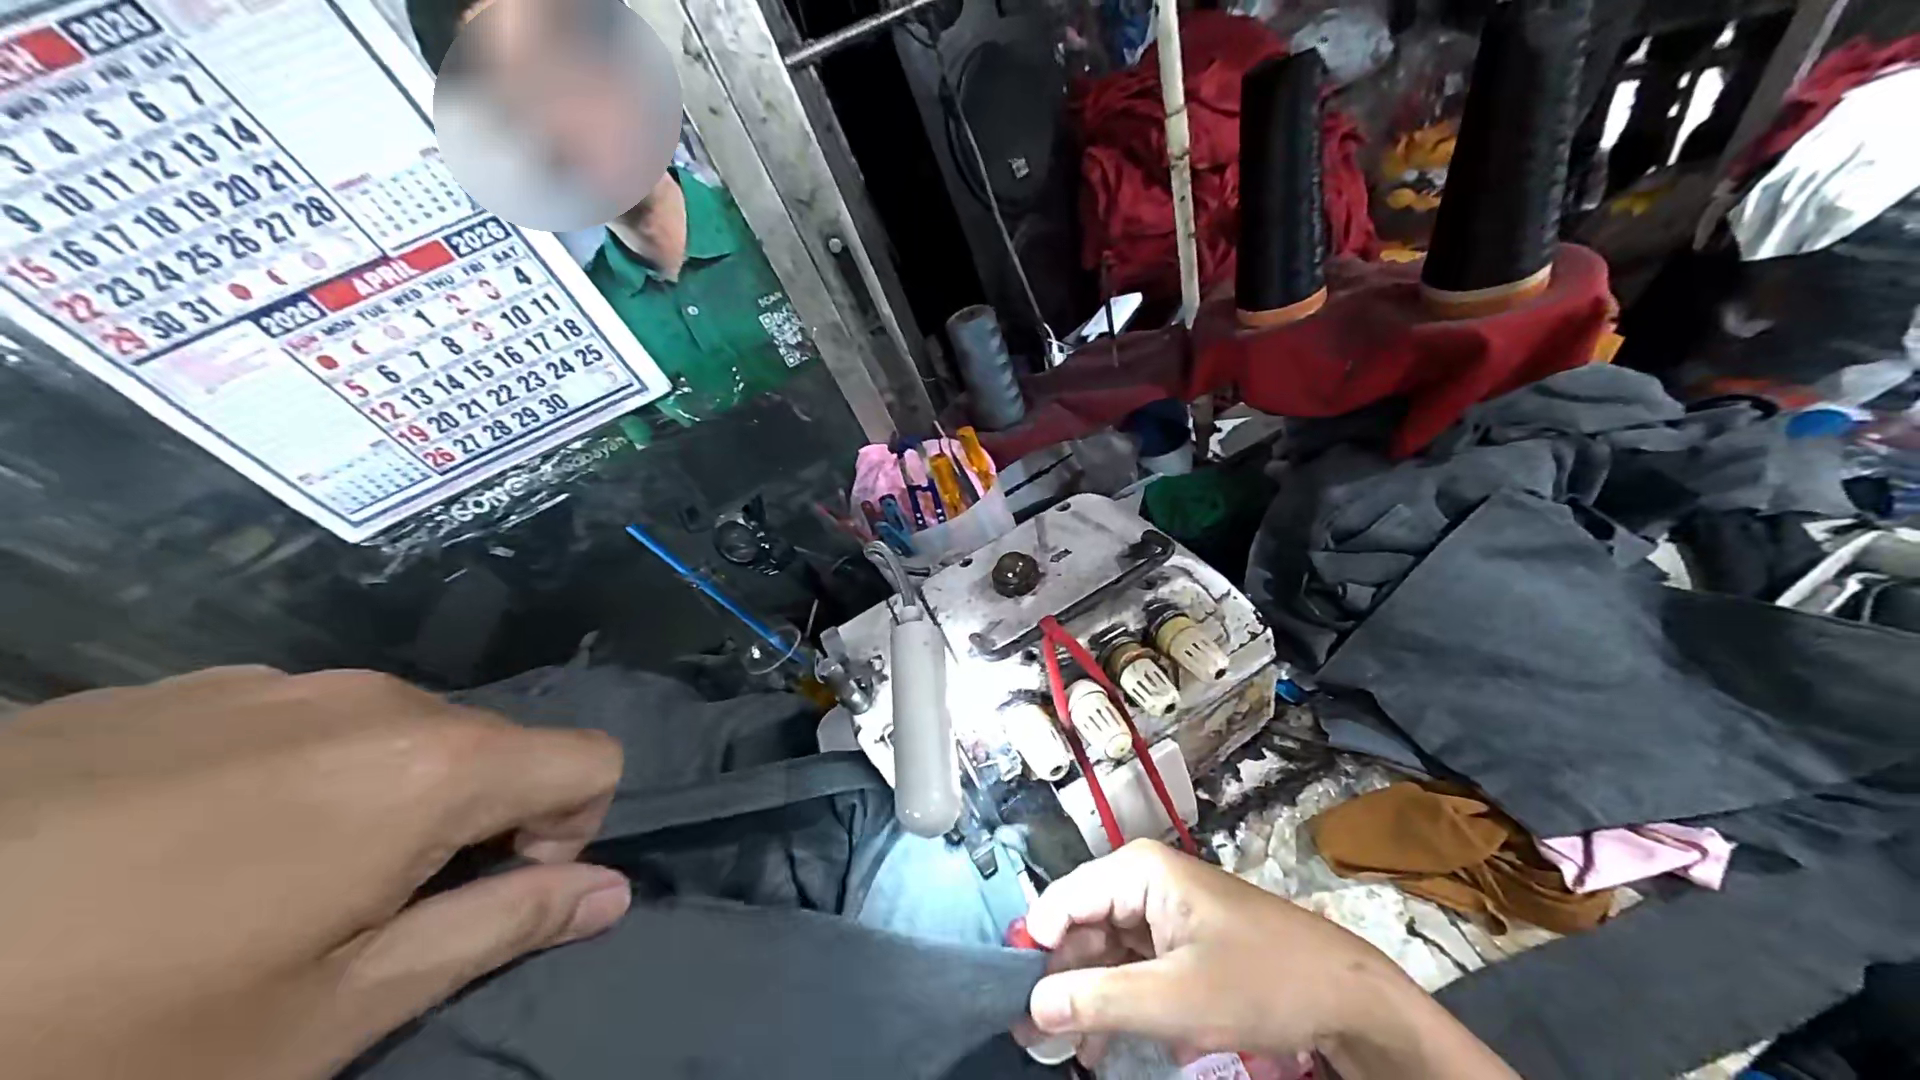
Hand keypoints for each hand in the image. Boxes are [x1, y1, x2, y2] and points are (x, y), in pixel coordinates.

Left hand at [0, 667, 629, 1079]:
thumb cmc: (98, 1034)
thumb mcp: (329, 1014)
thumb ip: (501, 928)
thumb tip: (610, 893)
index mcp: (433, 764)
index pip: (590, 761)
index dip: (572, 829)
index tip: (485, 894)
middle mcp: (376, 697)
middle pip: (496, 745)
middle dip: (474, 821)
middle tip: (365, 915)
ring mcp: (273, 680)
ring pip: (402, 730)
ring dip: (386, 799)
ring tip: (263, 887)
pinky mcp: (181, 686)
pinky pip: (301, 720)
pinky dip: (297, 776)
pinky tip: (178, 846)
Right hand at [1020, 839, 1519, 1079]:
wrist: (1348, 996)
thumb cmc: (1261, 982)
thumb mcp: (1177, 1000)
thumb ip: (1100, 1001)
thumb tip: (1033, 1006)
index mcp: (1135, 871)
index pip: (1062, 902)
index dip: (1036, 950)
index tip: (1017, 1006)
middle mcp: (1139, 879)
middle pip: (1079, 925)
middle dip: (1058, 981)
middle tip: (1034, 1040)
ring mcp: (1157, 907)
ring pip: (1100, 948)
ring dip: (1083, 997)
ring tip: (1061, 1050)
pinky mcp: (1173, 937)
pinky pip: (1127, 963)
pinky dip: (1112, 999)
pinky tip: (1096, 1041)